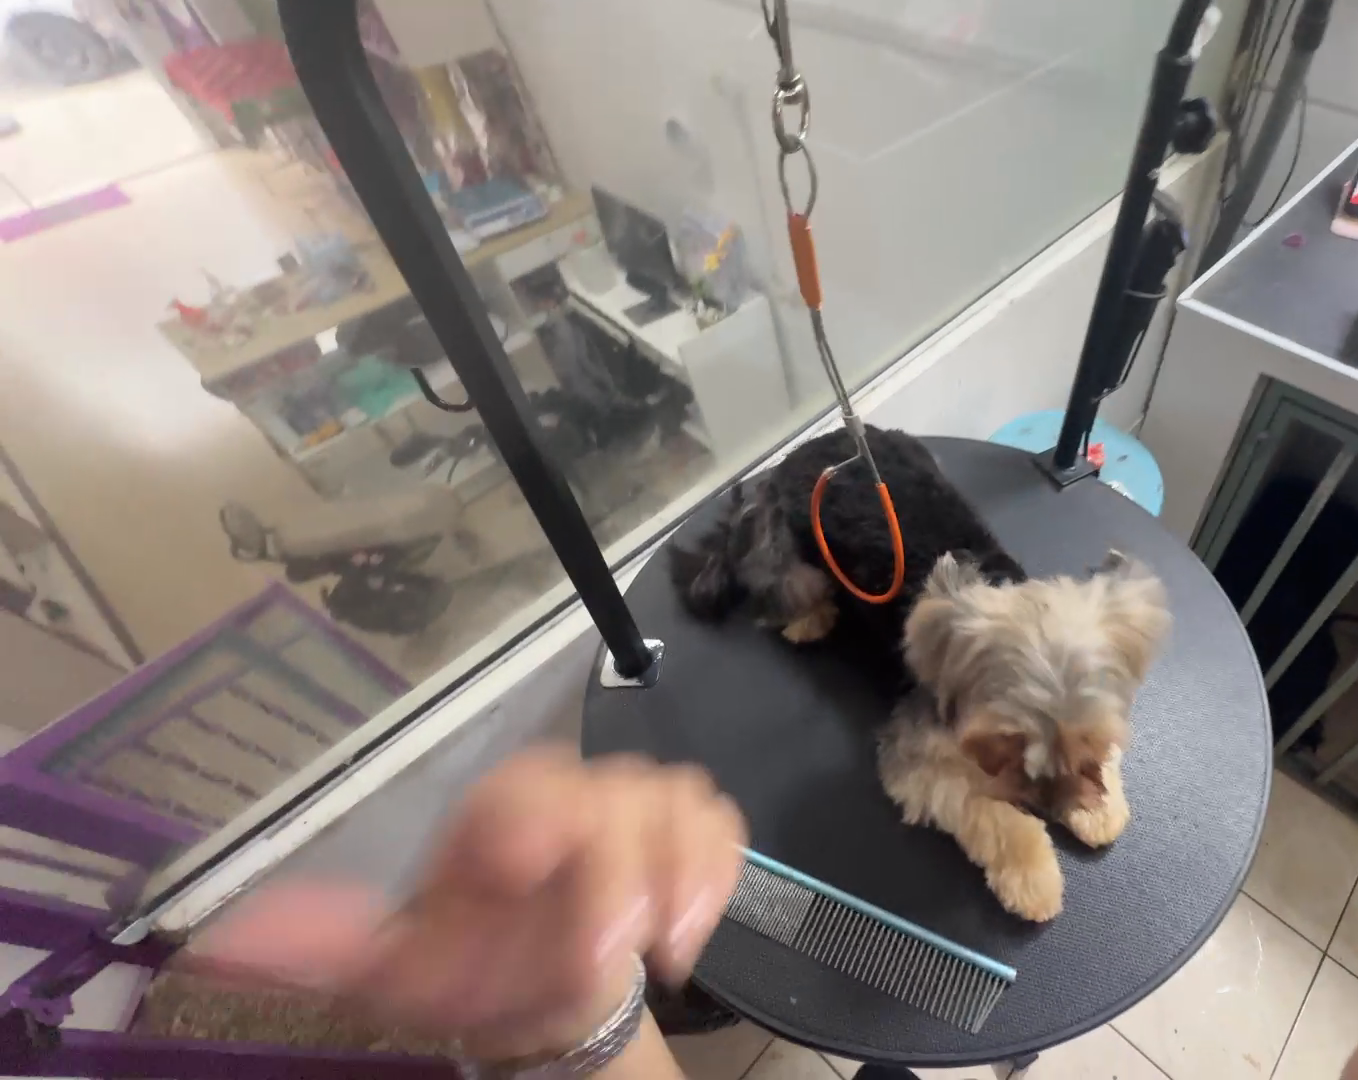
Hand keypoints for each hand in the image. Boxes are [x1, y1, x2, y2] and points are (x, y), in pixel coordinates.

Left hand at [189, 748, 746, 1060]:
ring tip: (671, 945)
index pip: (528, 786)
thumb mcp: (399, 971)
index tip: (524, 865)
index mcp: (508, 813)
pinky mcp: (692, 829)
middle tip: (614, 948)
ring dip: (685, 868)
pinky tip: (694, 923)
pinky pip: (721, 824)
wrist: (554, 978)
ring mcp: (646, 806)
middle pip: (617, 794)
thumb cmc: (481, 967)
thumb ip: (331, 947)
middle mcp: (583, 793)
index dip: (533, 811)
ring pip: (681, 799)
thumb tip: (226, 938)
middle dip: (622, 868)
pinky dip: (719, 865)